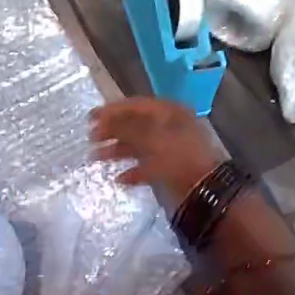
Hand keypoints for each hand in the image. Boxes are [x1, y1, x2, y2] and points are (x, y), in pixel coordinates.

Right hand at [91, 97, 223, 207]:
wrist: (205, 189)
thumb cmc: (178, 156)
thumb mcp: (150, 138)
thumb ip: (125, 128)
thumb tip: (104, 121)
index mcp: (169, 112)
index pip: (135, 105)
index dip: (112, 110)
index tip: (90, 118)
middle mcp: (170, 127)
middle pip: (135, 125)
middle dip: (112, 131)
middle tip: (91, 138)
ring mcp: (171, 149)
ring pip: (139, 145)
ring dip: (117, 150)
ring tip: (96, 158)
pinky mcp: (170, 169)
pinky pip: (147, 166)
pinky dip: (133, 171)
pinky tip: (120, 178)